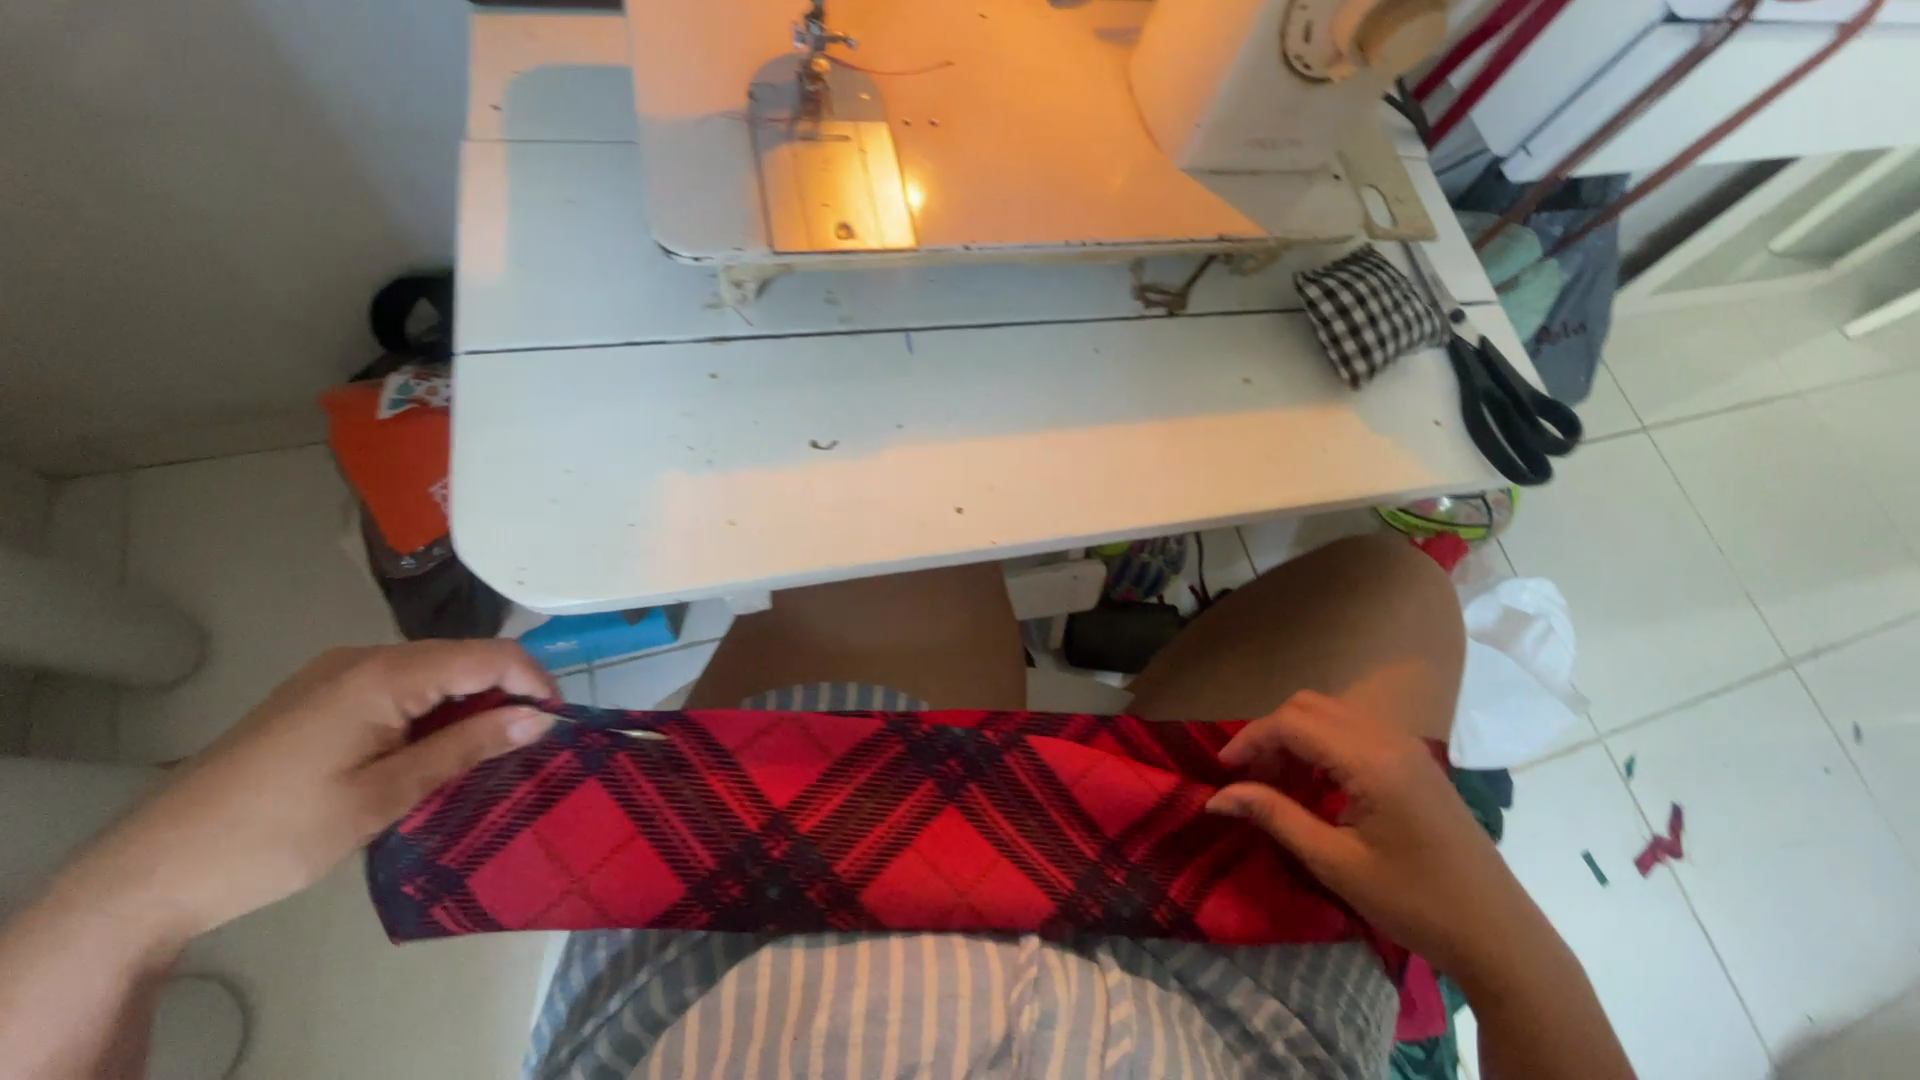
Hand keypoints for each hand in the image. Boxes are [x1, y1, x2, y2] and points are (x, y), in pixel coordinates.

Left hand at [57, 641, 556, 946]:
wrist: (151, 871)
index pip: (487, 656)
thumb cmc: (276, 835)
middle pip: (460, 658)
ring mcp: (333, 676)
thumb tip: (539, 717)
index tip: (559, 725)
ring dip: (467, 705)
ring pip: (430, 673)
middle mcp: (359, 659)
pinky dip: (430, 712)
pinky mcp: (317, 698)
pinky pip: (397, 688)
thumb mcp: (384, 796)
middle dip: (504, 694)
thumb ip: (466, 748)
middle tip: (527, 746)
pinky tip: (431, 752)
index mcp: (381, 675)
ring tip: (485, 755)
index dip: (534, 682)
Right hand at [1205, 691, 1549, 981]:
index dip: (1249, 741)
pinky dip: (1322, 744)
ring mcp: (1408, 747)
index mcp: (1371, 761)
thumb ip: (1274, 816)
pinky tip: (1316, 785)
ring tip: (1277, 784)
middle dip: (1270, 734)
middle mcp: (1390, 739)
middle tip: (1250, 779)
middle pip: (1308, 706)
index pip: (1291, 723)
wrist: (1498, 934)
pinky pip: (1354, 729)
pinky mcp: (1416, 762)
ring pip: (1331, 712)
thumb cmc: (1413, 902)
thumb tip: (1216, 797)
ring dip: (1295, 736)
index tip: (1222, 774)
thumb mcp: (1334, 862)